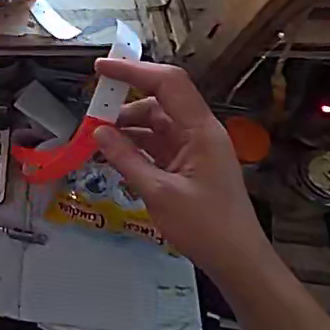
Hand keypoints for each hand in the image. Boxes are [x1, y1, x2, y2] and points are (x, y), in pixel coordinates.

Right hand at [92, 60, 272, 282]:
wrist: (238, 261)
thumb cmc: (205, 227)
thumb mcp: (159, 193)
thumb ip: (126, 159)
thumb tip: (98, 132)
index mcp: (201, 130)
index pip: (168, 83)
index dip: (134, 70)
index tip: (101, 68)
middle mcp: (198, 132)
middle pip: (158, 102)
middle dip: (123, 105)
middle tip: (92, 116)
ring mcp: (194, 149)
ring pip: (154, 124)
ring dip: (125, 129)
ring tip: (96, 141)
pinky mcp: (187, 165)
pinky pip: (156, 145)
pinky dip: (134, 147)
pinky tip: (112, 156)